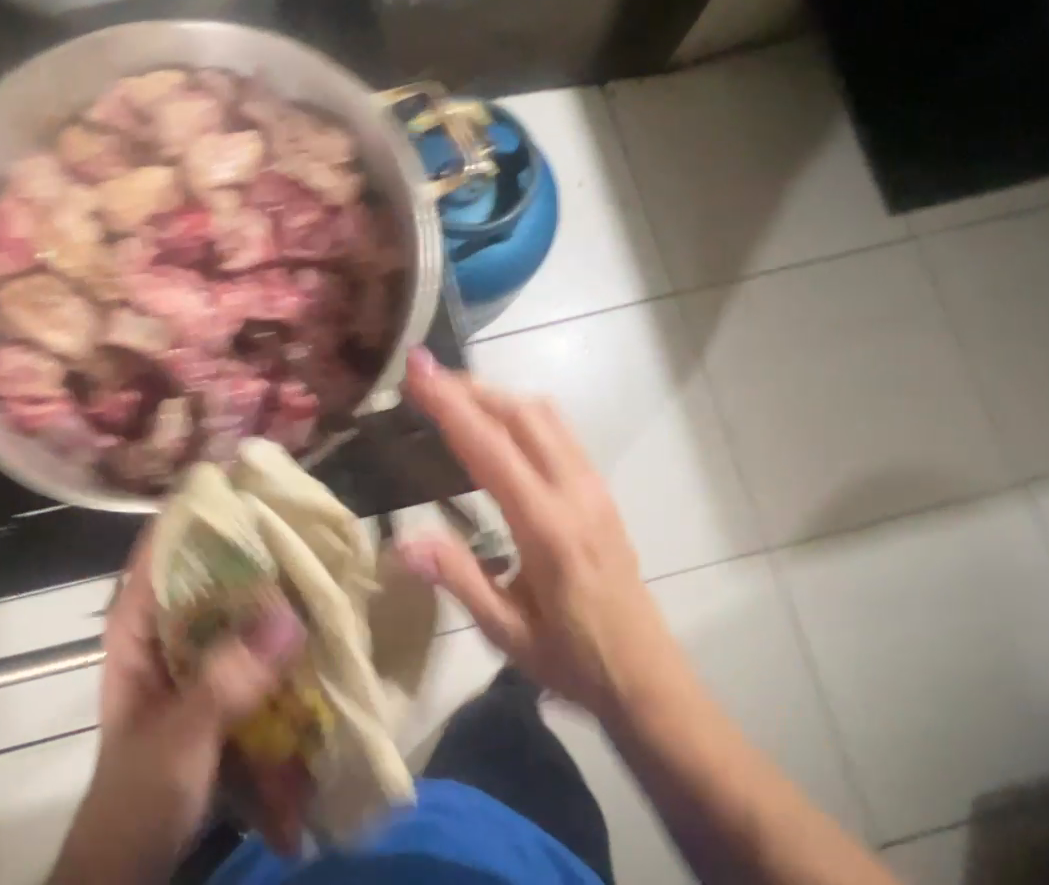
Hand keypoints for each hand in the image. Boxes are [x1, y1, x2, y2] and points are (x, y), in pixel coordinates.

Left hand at [52, 528, 300, 883]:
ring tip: (324, 566)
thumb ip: (228, 679)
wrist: (134, 867)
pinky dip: (283, 643)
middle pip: (209, 577)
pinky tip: (321, 630)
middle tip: (306, 525)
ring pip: (237, 613)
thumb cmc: (138, 793)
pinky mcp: (224, 697)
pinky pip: (256, 654)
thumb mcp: (180, 734)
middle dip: (253, 554)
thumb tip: (291, 614)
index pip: (163, 550)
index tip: (246, 482)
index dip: (198, 514)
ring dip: (274, 597)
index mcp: (137, 629)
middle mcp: (168, 635)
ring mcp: (197, 666)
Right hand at [394, 348, 676, 718]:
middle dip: (470, 388)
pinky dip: (520, 414)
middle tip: (423, 380)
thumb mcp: (508, 633)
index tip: (416, 369)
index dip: (449, 404)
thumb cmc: (572, 660)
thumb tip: (401, 542)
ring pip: (544, 416)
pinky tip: (496, 429)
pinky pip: (559, 432)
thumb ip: (458, 579)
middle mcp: (575, 493)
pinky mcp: (601, 492)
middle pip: (521, 414)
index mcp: (547, 527)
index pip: (489, 448)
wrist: (647, 679)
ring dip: (496, 397)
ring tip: (452, 397)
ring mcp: (594, 488)